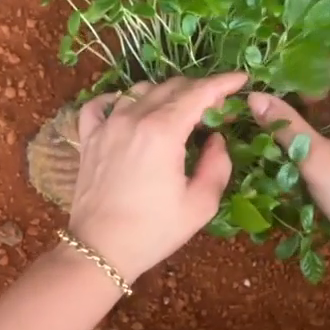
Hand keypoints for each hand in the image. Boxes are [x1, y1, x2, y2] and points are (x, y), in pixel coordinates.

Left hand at [67, 72, 249, 282]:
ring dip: (164, 94)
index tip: (241, 79)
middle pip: (170, 87)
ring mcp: (106, 125)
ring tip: (179, 110)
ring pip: (139, 91)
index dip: (223, 83)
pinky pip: (100, 105)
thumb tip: (216, 139)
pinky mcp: (88, 138)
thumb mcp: (200, 204)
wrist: (100, 250)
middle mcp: (133, 118)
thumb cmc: (153, 231)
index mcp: (163, 131)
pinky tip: (129, 108)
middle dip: (198, 90)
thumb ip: (217, 165)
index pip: (199, 93)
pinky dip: (118, 100)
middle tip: (216, 105)